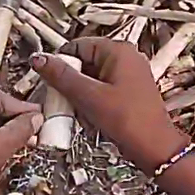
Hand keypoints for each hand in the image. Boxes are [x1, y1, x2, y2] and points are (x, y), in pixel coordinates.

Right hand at [33, 39, 188, 170]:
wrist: (154, 148)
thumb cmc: (128, 120)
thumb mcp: (88, 96)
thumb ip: (61, 76)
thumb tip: (40, 59)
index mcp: (118, 51)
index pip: (77, 46)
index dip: (61, 64)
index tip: (51, 81)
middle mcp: (125, 58)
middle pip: (84, 64)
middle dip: (72, 85)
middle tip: (67, 102)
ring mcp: (128, 75)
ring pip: (91, 80)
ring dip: (80, 97)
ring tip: (82, 114)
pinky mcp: (128, 92)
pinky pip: (101, 92)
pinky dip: (92, 104)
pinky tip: (92, 119)